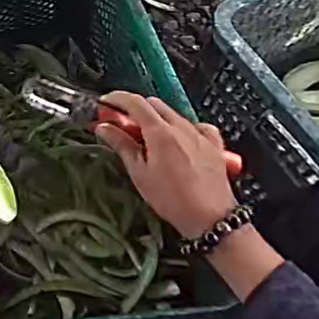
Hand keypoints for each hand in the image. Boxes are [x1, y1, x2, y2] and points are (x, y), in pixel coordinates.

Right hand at [96, 92, 239, 240]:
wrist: (211, 220)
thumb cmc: (174, 200)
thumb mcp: (140, 173)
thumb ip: (121, 145)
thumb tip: (104, 129)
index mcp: (160, 132)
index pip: (134, 102)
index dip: (116, 99)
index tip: (106, 104)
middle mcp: (181, 127)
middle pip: (153, 104)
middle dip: (134, 109)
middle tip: (121, 125)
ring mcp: (199, 134)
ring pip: (172, 113)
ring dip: (156, 118)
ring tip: (147, 138)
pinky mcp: (213, 145)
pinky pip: (196, 125)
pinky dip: (183, 127)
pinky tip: (179, 139)